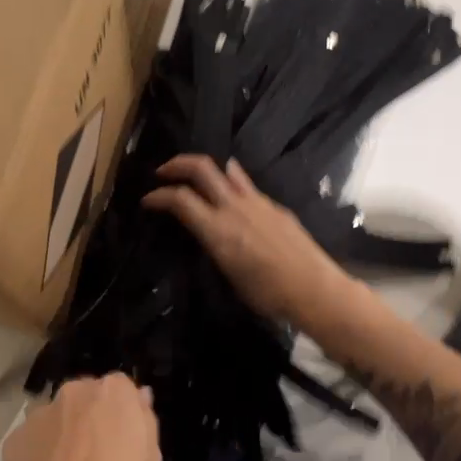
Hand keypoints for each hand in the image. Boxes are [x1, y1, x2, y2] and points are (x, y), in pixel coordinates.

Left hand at [0, 373, 159, 460]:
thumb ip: (145, 422)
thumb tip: (139, 397)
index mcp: (115, 392)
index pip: (122, 390)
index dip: (123, 417)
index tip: (124, 444)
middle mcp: (74, 391)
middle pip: (86, 398)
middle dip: (90, 419)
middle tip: (96, 460)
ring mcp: (40, 414)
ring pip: (56, 418)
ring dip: (62, 435)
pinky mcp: (14, 440)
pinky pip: (33, 441)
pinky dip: (38, 456)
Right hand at [143, 154, 357, 329]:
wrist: (314, 289)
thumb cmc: (267, 295)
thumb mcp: (229, 276)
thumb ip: (215, 246)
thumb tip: (206, 231)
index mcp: (218, 231)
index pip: (180, 200)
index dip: (158, 196)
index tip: (147, 200)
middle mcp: (234, 208)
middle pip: (201, 169)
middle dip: (177, 165)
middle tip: (163, 172)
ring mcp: (257, 203)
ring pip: (225, 170)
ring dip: (203, 168)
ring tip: (192, 175)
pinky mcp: (274, 206)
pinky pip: (245, 184)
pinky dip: (231, 178)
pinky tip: (230, 183)